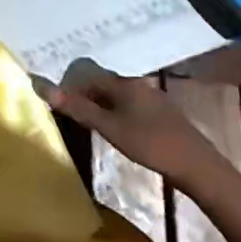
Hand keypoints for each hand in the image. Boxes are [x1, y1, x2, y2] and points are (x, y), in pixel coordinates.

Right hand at [33, 59, 220, 183]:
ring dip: (100, 106)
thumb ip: (78, 108)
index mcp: (124, 83)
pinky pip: (130, 105)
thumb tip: (44, 87)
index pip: (88, 76)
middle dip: (84, 96)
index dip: (70, 88)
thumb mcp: (109, 128)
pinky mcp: (161, 113)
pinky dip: (116, 113)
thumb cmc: (149, 143)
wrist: (196, 164)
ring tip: (90, 126)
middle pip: (103, 84)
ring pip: (117, 96)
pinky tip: (116, 131)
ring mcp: (151, 97)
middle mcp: (137, 83)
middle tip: (70, 117)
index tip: (57, 105)